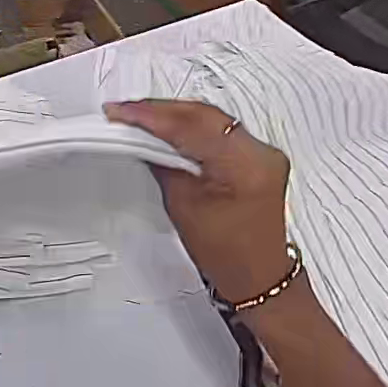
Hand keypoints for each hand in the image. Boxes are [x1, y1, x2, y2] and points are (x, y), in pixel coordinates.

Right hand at [104, 99, 291, 302]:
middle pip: (204, 115)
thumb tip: (143, 138)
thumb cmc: (227, 254)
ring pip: (212, 118)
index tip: (123, 112)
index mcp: (245, 165)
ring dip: (177, 116)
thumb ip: (163, 164)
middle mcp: (261, 153)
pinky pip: (222, 130)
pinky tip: (172, 128)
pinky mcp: (259, 156)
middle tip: (127, 111)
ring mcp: (264, 152)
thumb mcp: (183, 205)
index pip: (191, 125)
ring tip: (142, 117)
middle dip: (162, 110)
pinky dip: (194, 127)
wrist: (257, 276)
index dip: (151, 115)